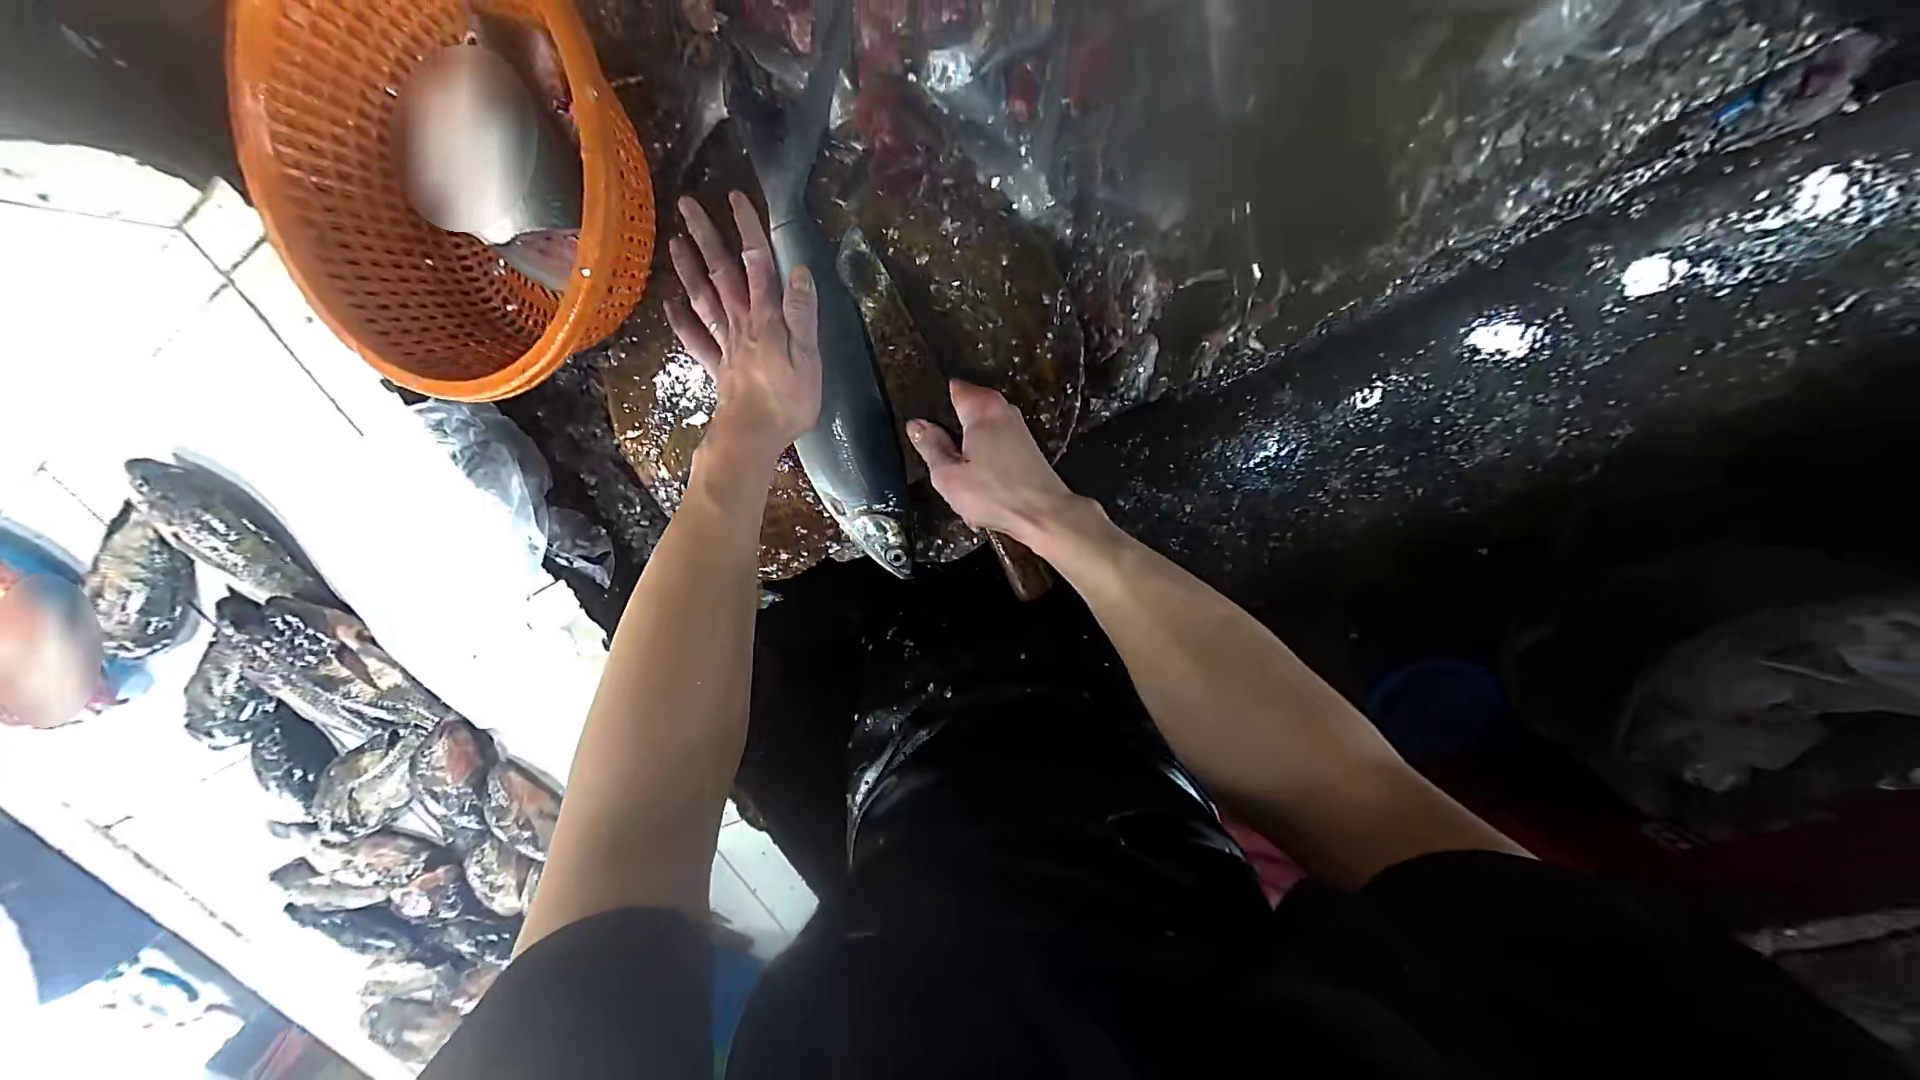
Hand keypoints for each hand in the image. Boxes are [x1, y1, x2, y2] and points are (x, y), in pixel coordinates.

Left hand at [665, 192, 822, 464]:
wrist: (752, 435)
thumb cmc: (787, 400)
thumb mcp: (807, 357)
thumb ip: (801, 315)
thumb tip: (798, 271)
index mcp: (766, 319)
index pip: (757, 265)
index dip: (747, 230)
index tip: (735, 197)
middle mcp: (740, 323)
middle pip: (721, 273)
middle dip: (707, 236)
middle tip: (687, 204)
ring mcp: (724, 344)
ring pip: (702, 298)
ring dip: (688, 268)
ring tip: (675, 240)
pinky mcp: (716, 366)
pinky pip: (693, 337)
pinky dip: (680, 318)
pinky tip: (670, 301)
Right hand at [907, 381, 1088, 547]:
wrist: (1043, 515)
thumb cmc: (997, 495)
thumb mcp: (948, 475)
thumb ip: (930, 446)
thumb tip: (917, 426)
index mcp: (982, 408)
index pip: (953, 389)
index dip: (936, 407)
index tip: (926, 429)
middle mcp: (1003, 410)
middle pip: (967, 410)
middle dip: (952, 432)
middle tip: (943, 461)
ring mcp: (1018, 428)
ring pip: (981, 432)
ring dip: (969, 450)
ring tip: (964, 478)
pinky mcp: (1026, 448)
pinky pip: (995, 447)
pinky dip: (985, 462)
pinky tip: (982, 486)